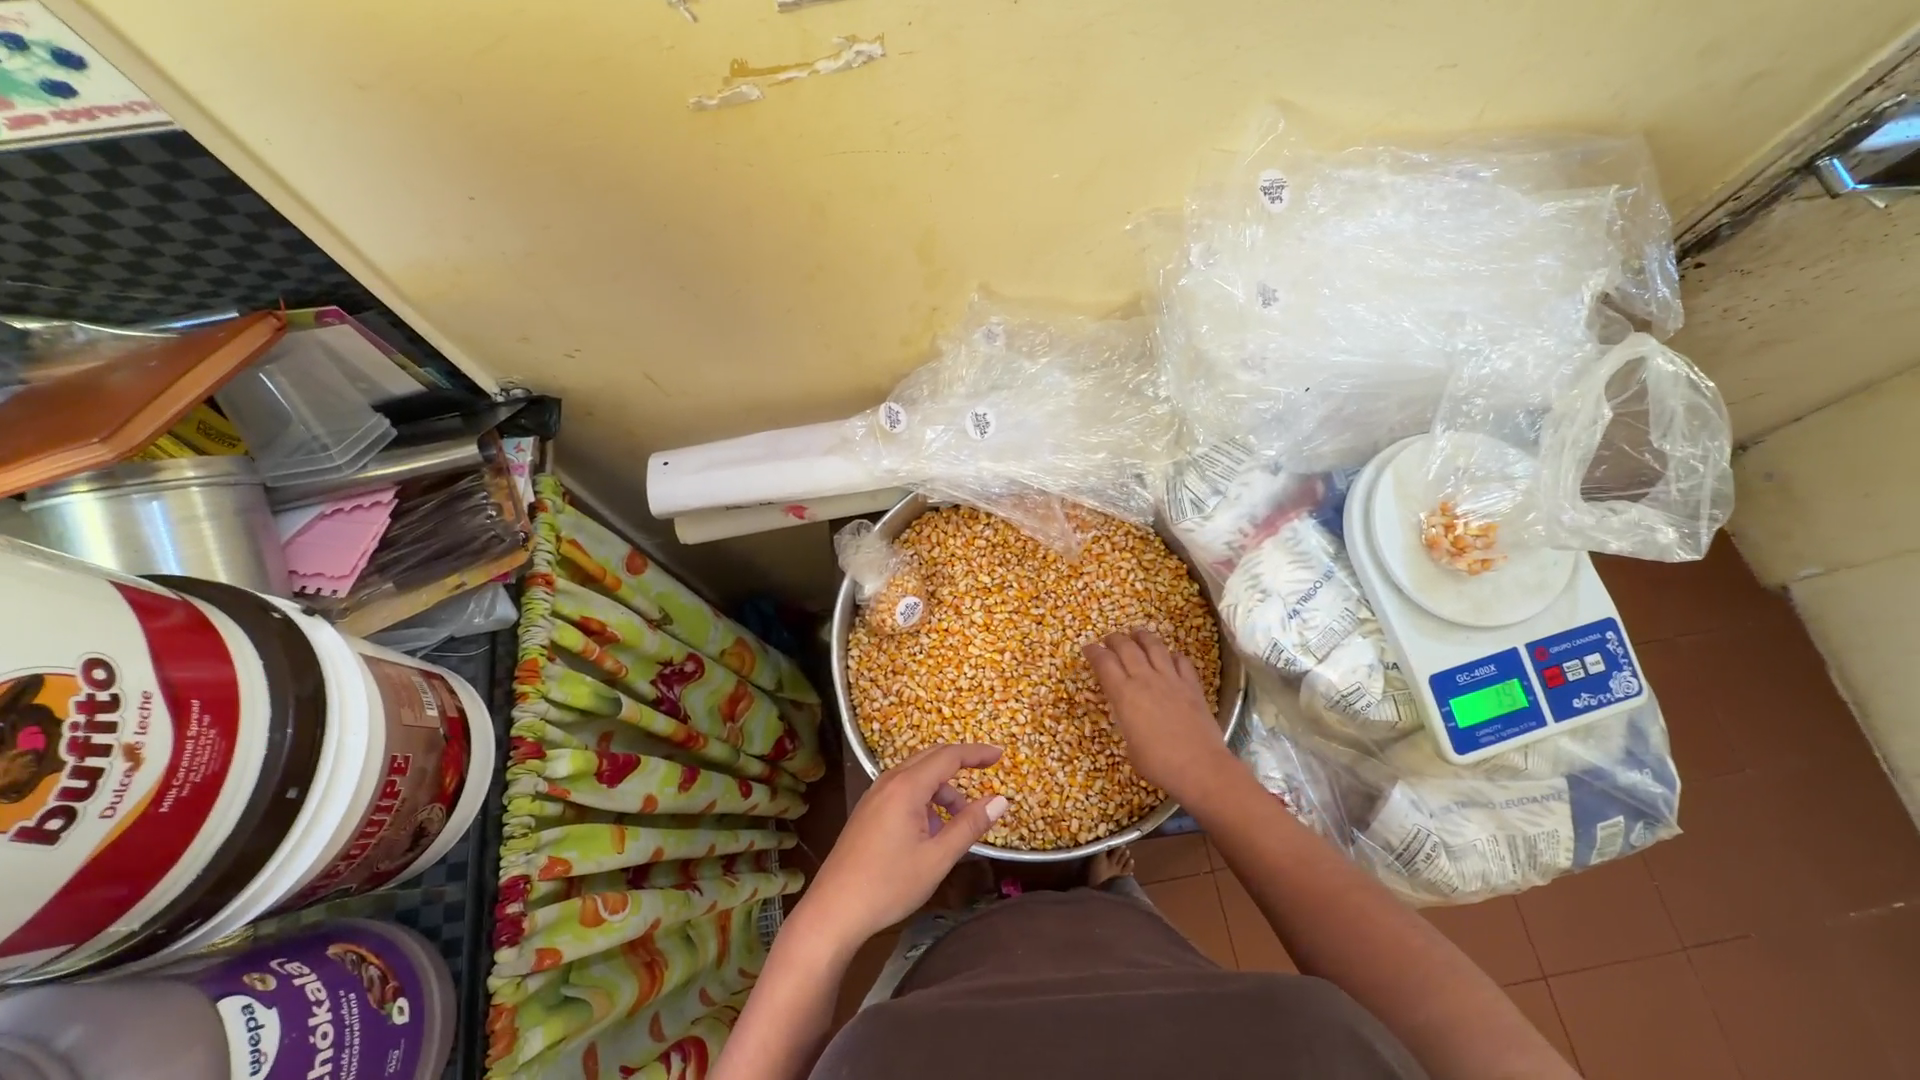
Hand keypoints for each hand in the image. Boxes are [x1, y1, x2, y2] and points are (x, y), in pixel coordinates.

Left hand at [793, 743, 1007, 952]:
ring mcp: (874, 796)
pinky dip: (924, 799)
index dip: (977, 753)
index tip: (1001, 756)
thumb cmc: (889, 885)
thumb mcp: (938, 858)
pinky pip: (902, 791)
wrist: (834, 910)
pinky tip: (930, 831)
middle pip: (931, 758)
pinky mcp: (867, 812)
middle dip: (961, 764)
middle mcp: (888, 782)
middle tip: (988, 773)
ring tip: (958, 823)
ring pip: (916, 777)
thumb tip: (1000, 800)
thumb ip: (970, 825)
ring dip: (942, 789)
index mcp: (906, 787)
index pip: (949, 756)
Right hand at [1083, 629, 1236, 803]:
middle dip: (1113, 639)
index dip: (1093, 652)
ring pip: (1154, 646)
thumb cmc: (1157, 763)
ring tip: (1136, 634)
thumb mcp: (1128, 743)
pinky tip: (1169, 657)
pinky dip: (1171, 655)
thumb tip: (1126, 711)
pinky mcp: (1192, 685)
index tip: (1088, 649)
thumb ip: (1125, 719)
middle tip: (1108, 639)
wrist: (1199, 766)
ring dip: (1142, 636)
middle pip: (1126, 647)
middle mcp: (1145, 679)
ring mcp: (1171, 679)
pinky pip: (1181, 660)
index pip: (1103, 662)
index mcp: (1124, 694)